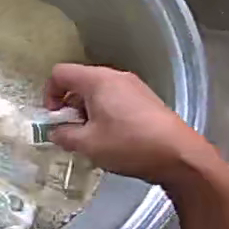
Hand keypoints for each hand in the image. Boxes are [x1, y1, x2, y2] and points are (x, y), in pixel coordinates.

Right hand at [45, 63, 227, 188]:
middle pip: (79, 82)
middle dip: (69, 106)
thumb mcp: (87, 144)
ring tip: (92, 138)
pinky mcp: (146, 100)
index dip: (49, 94)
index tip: (54, 118)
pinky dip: (105, 114)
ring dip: (86, 112)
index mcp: (97, 80)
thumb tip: (55, 132)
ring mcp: (133, 87)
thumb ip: (63, 135)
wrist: (179, 155)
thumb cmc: (128, 144)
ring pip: (98, 92)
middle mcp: (115, 77)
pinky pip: (115, 99)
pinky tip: (113, 138)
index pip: (60, 73)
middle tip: (72, 132)